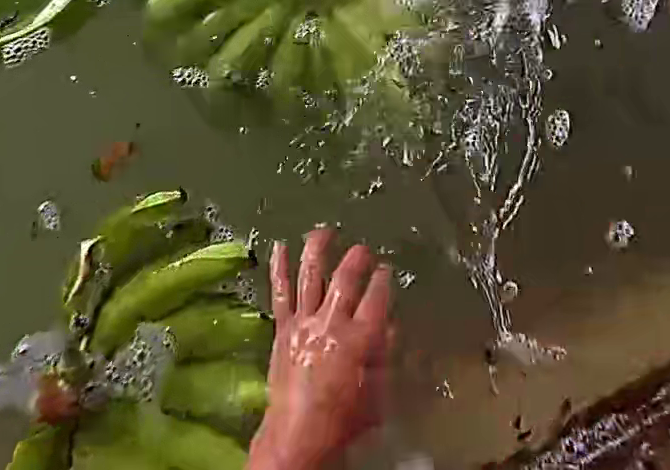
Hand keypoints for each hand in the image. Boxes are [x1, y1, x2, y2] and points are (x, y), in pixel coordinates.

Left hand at [247, 228, 392, 469]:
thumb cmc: (341, 421)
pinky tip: (280, 246)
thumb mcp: (376, 395)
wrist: (297, 437)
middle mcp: (331, 324)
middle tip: (363, 249)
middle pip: (346, 279)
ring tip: (324, 231)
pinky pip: (280, 292)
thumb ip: (383, 357)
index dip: (383, 281)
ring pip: (311, 275)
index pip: (376, 299)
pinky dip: (279, 267)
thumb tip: (389, 327)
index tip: (387, 269)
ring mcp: (303, 322)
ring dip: (318, 249)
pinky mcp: (283, 327)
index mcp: (359, 340)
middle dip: (357, 259)